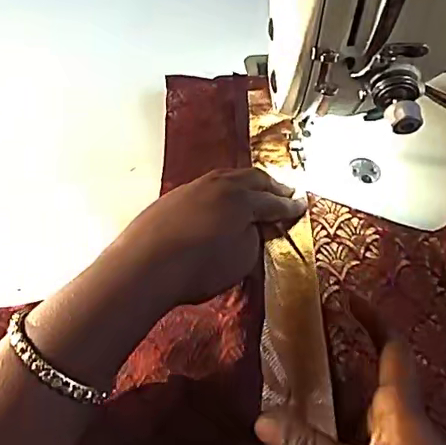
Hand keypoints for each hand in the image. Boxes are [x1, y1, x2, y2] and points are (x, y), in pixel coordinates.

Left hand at [106, 168, 305, 308]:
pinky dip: (221, 192)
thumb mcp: (242, 257)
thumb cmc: (199, 265)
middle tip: (284, 192)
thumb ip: (255, 237)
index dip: (289, 206)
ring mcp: (192, 188)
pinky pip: (206, 188)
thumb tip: (254, 226)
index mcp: (240, 197)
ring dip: (244, 185)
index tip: (301, 207)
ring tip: (254, 194)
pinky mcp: (172, 198)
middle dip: (270, 186)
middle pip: (251, 179)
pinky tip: (220, 204)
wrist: (145, 265)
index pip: (272, 201)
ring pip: (226, 178)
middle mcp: (217, 184)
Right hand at [255, 309, 445, 444]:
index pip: (390, 352)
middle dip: (322, 367)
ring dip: (312, 416)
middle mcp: (394, 433)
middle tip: (280, 349)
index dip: (371, 320)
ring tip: (269, 395)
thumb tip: (260, 418)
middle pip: (357, 388)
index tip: (344, 296)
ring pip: (343, 429)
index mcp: (402, 413)